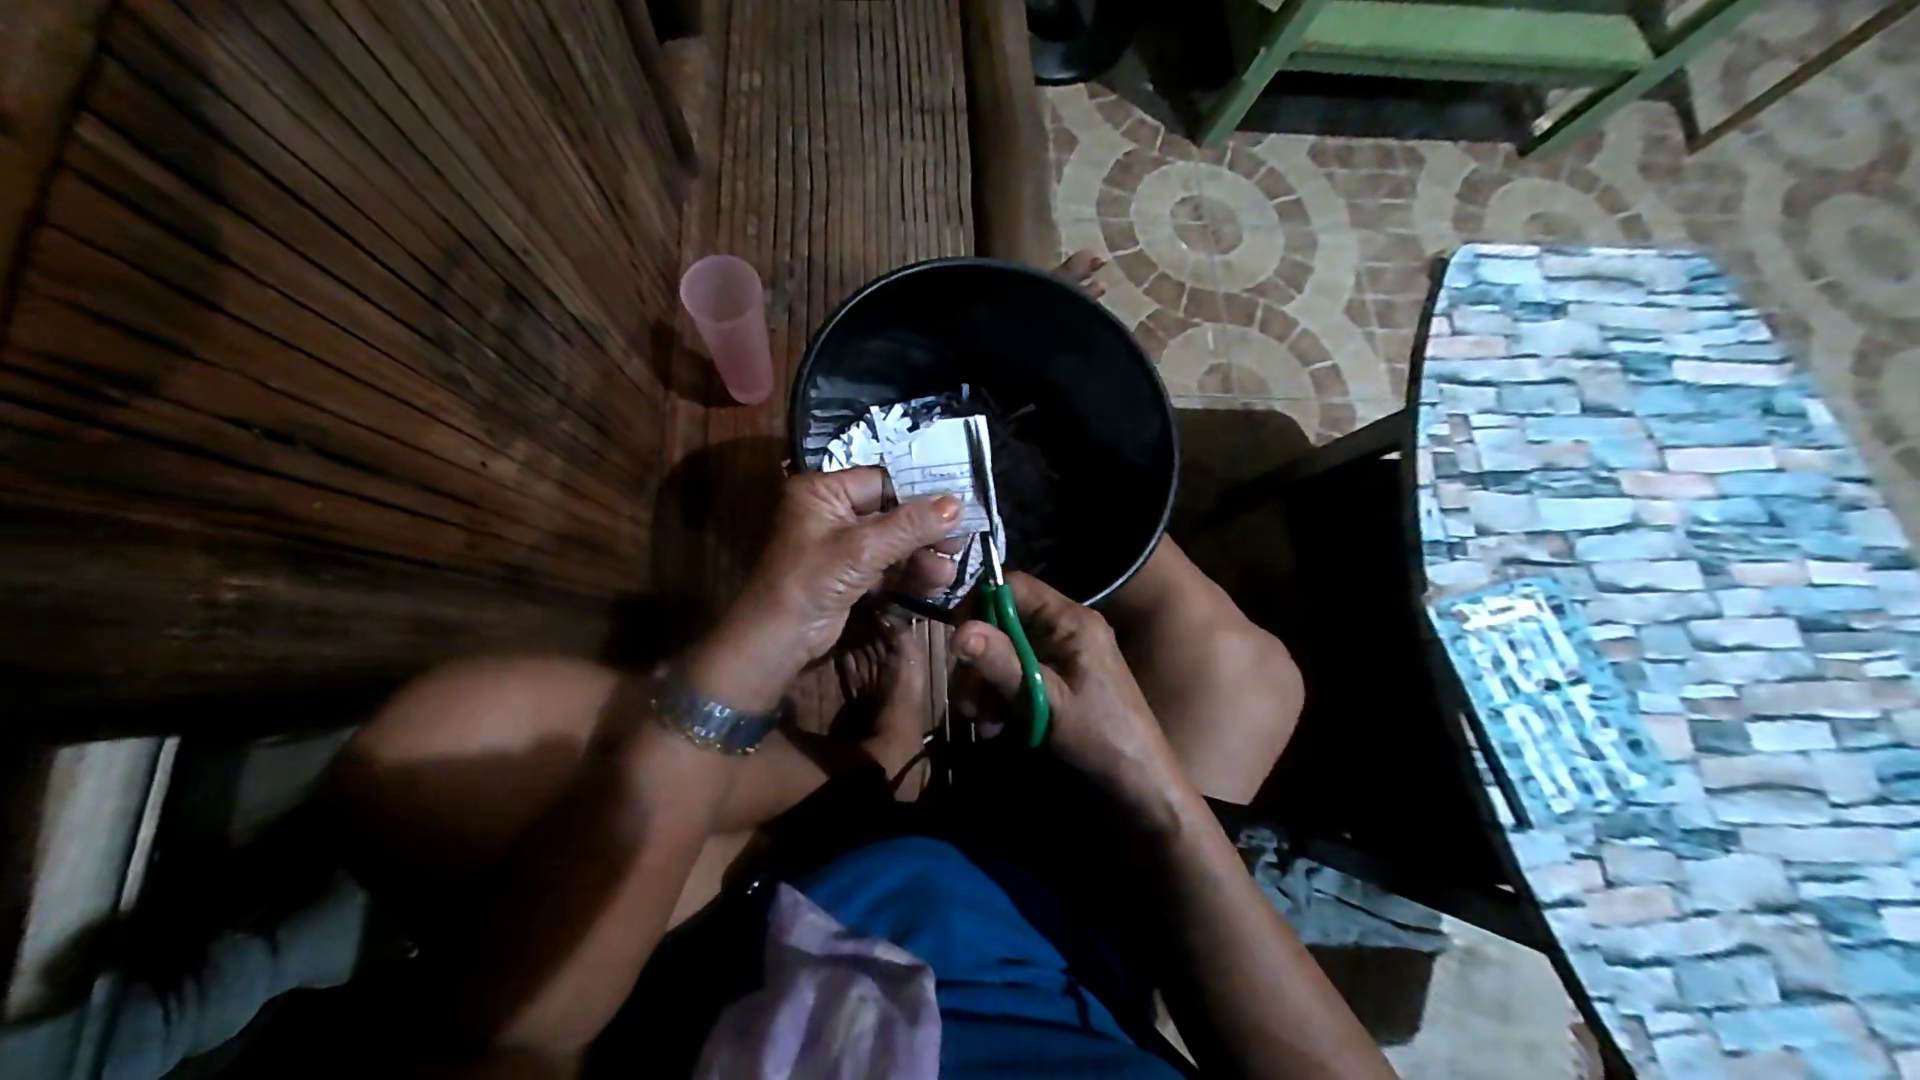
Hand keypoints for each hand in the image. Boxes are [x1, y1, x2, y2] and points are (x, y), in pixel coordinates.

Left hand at [685, 468, 960, 710]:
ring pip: (895, 542)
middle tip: (959, 541)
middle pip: (893, 513)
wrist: (777, 640)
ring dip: (923, 556)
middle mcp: (833, 512)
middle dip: (926, 531)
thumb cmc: (810, 582)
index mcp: (823, 492)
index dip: (922, 493)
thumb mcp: (862, 549)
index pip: (883, 481)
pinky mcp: (851, 573)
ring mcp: (843, 545)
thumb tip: (956, 504)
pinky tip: (935, 583)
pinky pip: (889, 565)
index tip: (959, 504)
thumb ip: (909, 525)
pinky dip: (911, 574)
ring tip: (947, 571)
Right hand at [953, 572, 1191, 828]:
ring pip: (1003, 650)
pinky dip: (1000, 695)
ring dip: (986, 685)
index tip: (959, 641)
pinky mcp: (1056, 676)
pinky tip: (997, 725)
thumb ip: (1001, 662)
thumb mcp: (1044, 699)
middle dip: (980, 660)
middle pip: (1002, 622)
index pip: (1013, 585)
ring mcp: (1061, 653)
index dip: (979, 604)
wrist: (1138, 781)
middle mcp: (1064, 627)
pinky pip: (1016, 671)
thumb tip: (958, 631)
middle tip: (969, 701)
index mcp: (1069, 619)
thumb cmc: (1099, 736)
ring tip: (986, 722)